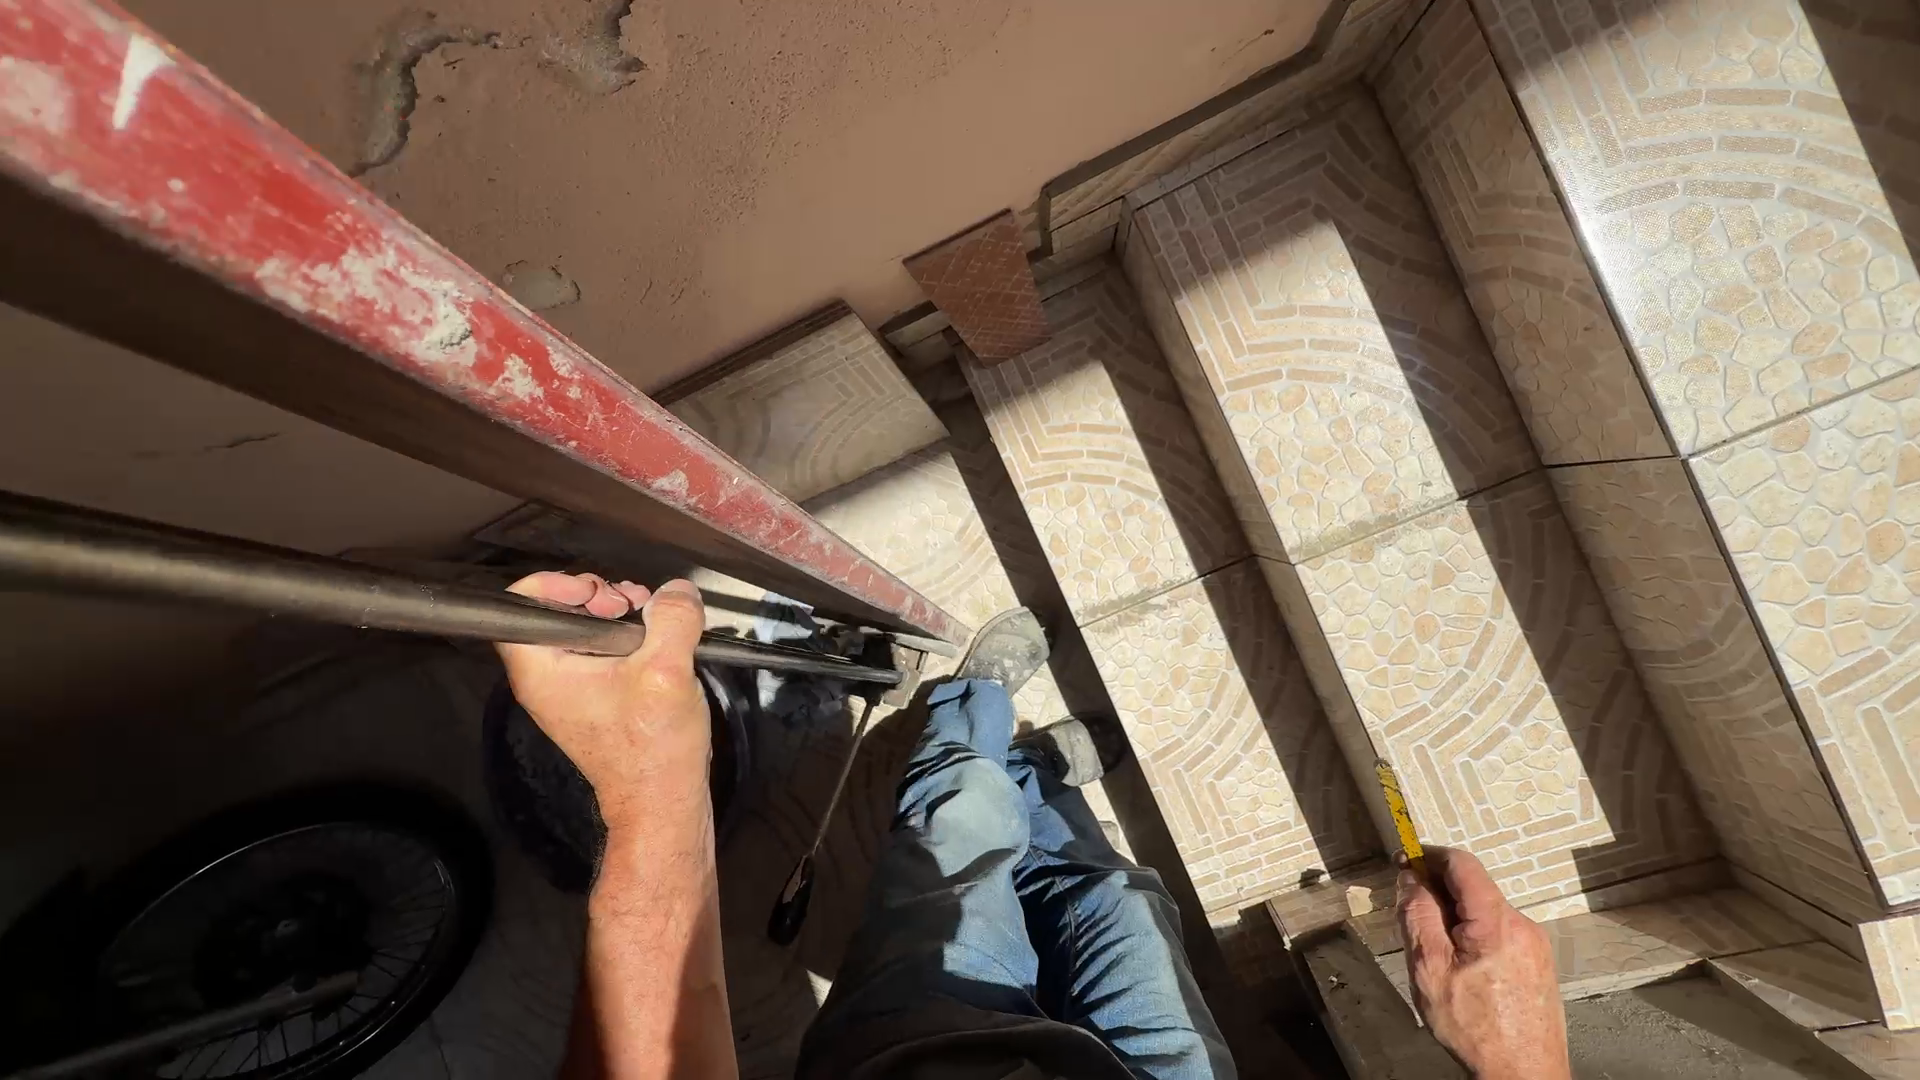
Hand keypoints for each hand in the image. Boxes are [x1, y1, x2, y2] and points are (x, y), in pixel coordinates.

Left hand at [494, 573, 710, 832]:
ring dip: (621, 611)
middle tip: (632, 604)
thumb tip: (678, 591)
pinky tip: (660, 637)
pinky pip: (607, 646)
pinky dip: (632, 634)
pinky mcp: (602, 692)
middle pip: (558, 610)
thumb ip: (671, 621)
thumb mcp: (666, 673)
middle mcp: (551, 676)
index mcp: (544, 671)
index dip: (553, 586)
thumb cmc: (652, 746)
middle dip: (599, 595)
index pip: (518, 609)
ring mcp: (576, 685)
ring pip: (587, 626)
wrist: (663, 797)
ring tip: (654, 618)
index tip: (597, 591)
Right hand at [1395, 847, 1569, 1079]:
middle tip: (1410, 915)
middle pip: (1471, 886)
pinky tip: (1458, 964)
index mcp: (1497, 923)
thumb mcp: (1428, 966)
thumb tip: (1410, 875)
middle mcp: (1523, 926)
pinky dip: (1470, 931)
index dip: (1428, 855)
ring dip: (1452, 914)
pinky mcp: (1537, 962)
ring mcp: (1534, 945)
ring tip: (1434, 949)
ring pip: (1482, 909)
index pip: (1461, 862)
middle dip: (1437, 890)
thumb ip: (1417, 912)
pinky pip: (1496, 929)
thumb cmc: (1472, 1026)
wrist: (1524, 1078)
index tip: (1403, 864)